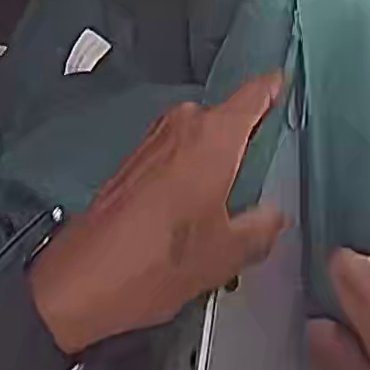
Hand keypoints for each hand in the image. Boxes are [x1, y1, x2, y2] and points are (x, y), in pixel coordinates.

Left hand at [28, 74, 289, 353]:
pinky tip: (191, 204)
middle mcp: (187, 122)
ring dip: (217, 155)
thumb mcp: (225, 254)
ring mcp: (157, 135)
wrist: (79, 281)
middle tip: (263, 172)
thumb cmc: (158, 260)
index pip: (257, 91)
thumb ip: (262, 227)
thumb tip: (274, 215)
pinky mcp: (137, 154)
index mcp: (216, 133)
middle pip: (231, 116)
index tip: (290, 90)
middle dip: (248, 139)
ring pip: (204, 133)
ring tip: (226, 196)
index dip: (277, 88)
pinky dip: (192, 164)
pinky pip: (180, 146)